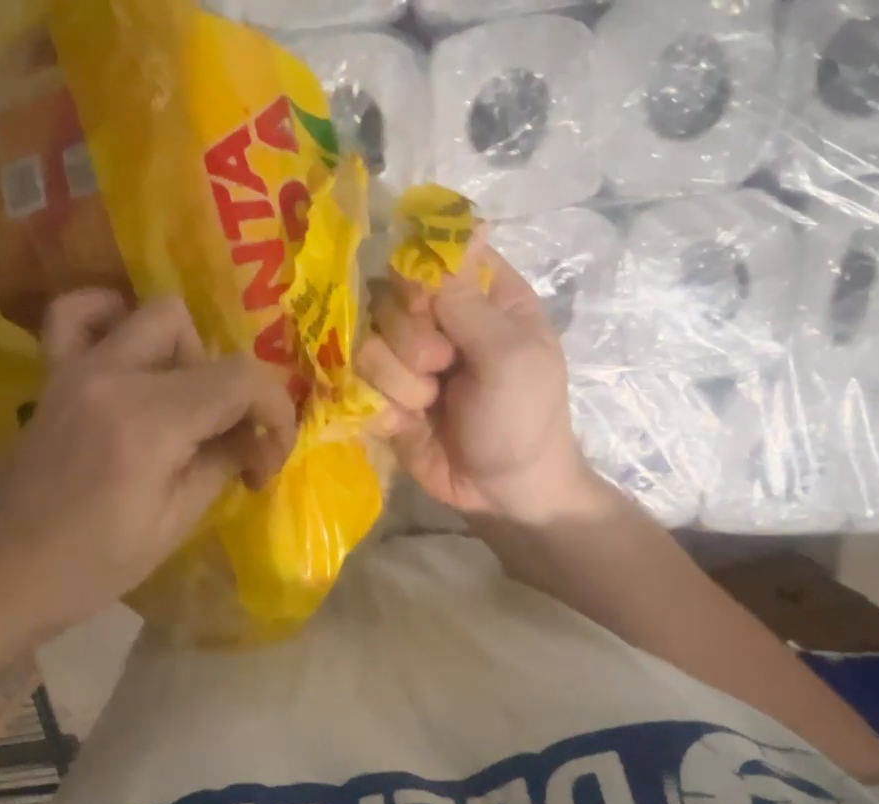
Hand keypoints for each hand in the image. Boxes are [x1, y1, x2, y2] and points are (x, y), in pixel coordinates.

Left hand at [0, 291, 295, 624]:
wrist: (11, 570)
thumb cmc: (96, 564)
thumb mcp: (175, 524)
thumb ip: (221, 464)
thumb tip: (252, 438)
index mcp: (149, 422)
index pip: (240, 379)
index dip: (274, 413)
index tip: (267, 458)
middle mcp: (113, 377)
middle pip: (203, 340)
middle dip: (231, 386)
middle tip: (223, 437)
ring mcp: (77, 368)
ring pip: (153, 315)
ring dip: (184, 351)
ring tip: (181, 401)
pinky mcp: (54, 375)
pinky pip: (77, 313)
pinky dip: (110, 316)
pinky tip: (128, 351)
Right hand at [358, 246, 601, 524]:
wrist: (504, 492)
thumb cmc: (523, 419)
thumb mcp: (510, 356)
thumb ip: (466, 301)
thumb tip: (442, 236)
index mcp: (481, 295)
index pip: (432, 254)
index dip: (420, 277)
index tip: (428, 307)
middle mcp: (438, 319)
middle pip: (387, 298)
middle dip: (412, 342)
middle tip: (444, 370)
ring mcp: (406, 358)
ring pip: (365, 342)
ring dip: (399, 381)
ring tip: (429, 405)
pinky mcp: (382, 395)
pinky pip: (355, 383)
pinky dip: (381, 405)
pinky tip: (406, 422)